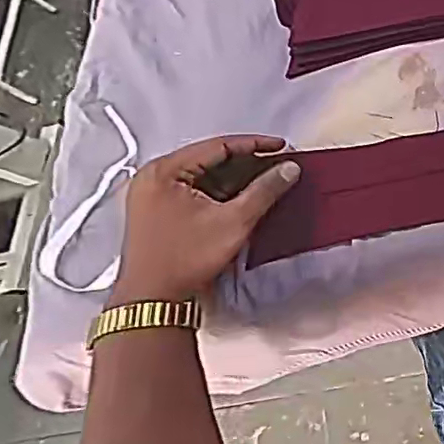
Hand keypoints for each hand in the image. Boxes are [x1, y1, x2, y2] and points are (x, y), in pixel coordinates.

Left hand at [111, 135, 300, 302]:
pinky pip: (196, 190)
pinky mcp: (160, 210)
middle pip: (210, 159)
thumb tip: (289, 169)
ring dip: (236, 178)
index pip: (217, 146)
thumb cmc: (186, 258)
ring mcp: (154, 194)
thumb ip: (265, 190)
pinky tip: (245, 197)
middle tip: (277, 164)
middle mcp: (154, 176)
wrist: (154, 298)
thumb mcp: (234, 221)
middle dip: (247, 162)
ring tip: (267, 180)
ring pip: (205, 175)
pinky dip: (222, 191)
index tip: (281, 147)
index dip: (254, 145)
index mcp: (164, 171)